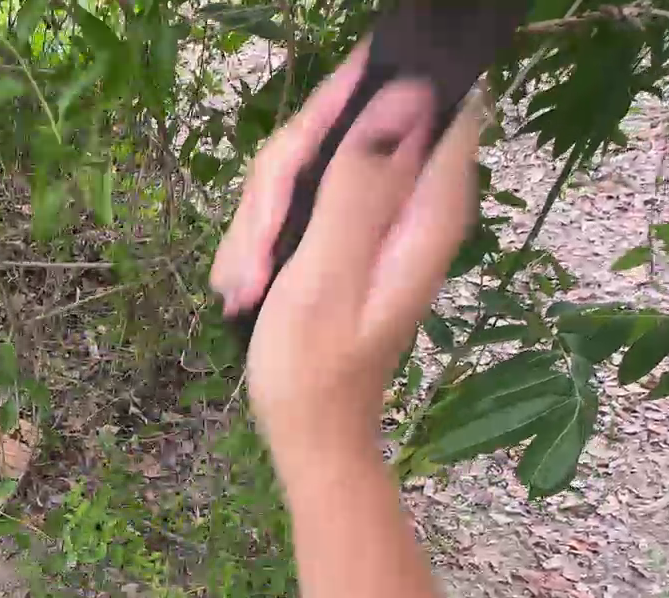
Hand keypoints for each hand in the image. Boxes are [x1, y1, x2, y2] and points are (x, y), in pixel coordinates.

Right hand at [212, 50, 484, 457]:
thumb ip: (359, 189)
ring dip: (256, 230)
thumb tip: (402, 93)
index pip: (404, 101)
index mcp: (422, 208)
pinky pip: (286, 211)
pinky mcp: (337, 240)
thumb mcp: (325, 282)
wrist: (305, 434)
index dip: (337, 117)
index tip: (288, 178)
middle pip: (333, 134)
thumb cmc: (313, 375)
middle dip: (276, 192)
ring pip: (298, 173)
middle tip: (254, 262)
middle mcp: (403, 204)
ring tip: (246, 291)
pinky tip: (246, 293)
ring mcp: (367, 222)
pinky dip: (256, 249)